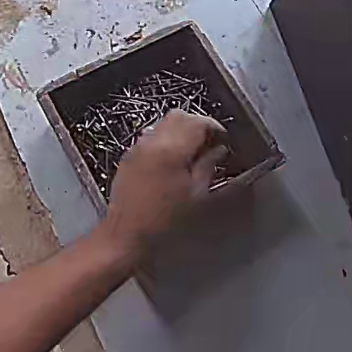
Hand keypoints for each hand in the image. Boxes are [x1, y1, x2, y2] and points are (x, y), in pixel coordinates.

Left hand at [98, 110, 227, 259]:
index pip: (198, 122)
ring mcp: (136, 148)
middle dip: (197, 125)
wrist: (126, 235)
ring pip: (162, 124)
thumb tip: (219, 149)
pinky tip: (172, 163)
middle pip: (178, 116)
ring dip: (180, 132)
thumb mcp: (196, 195)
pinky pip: (150, 138)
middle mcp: (151, 142)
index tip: (225, 142)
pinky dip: (164, 141)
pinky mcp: (128, 158)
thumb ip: (208, 166)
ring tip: (192, 155)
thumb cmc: (165, 221)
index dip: (216, 128)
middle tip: (211, 145)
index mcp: (171, 150)